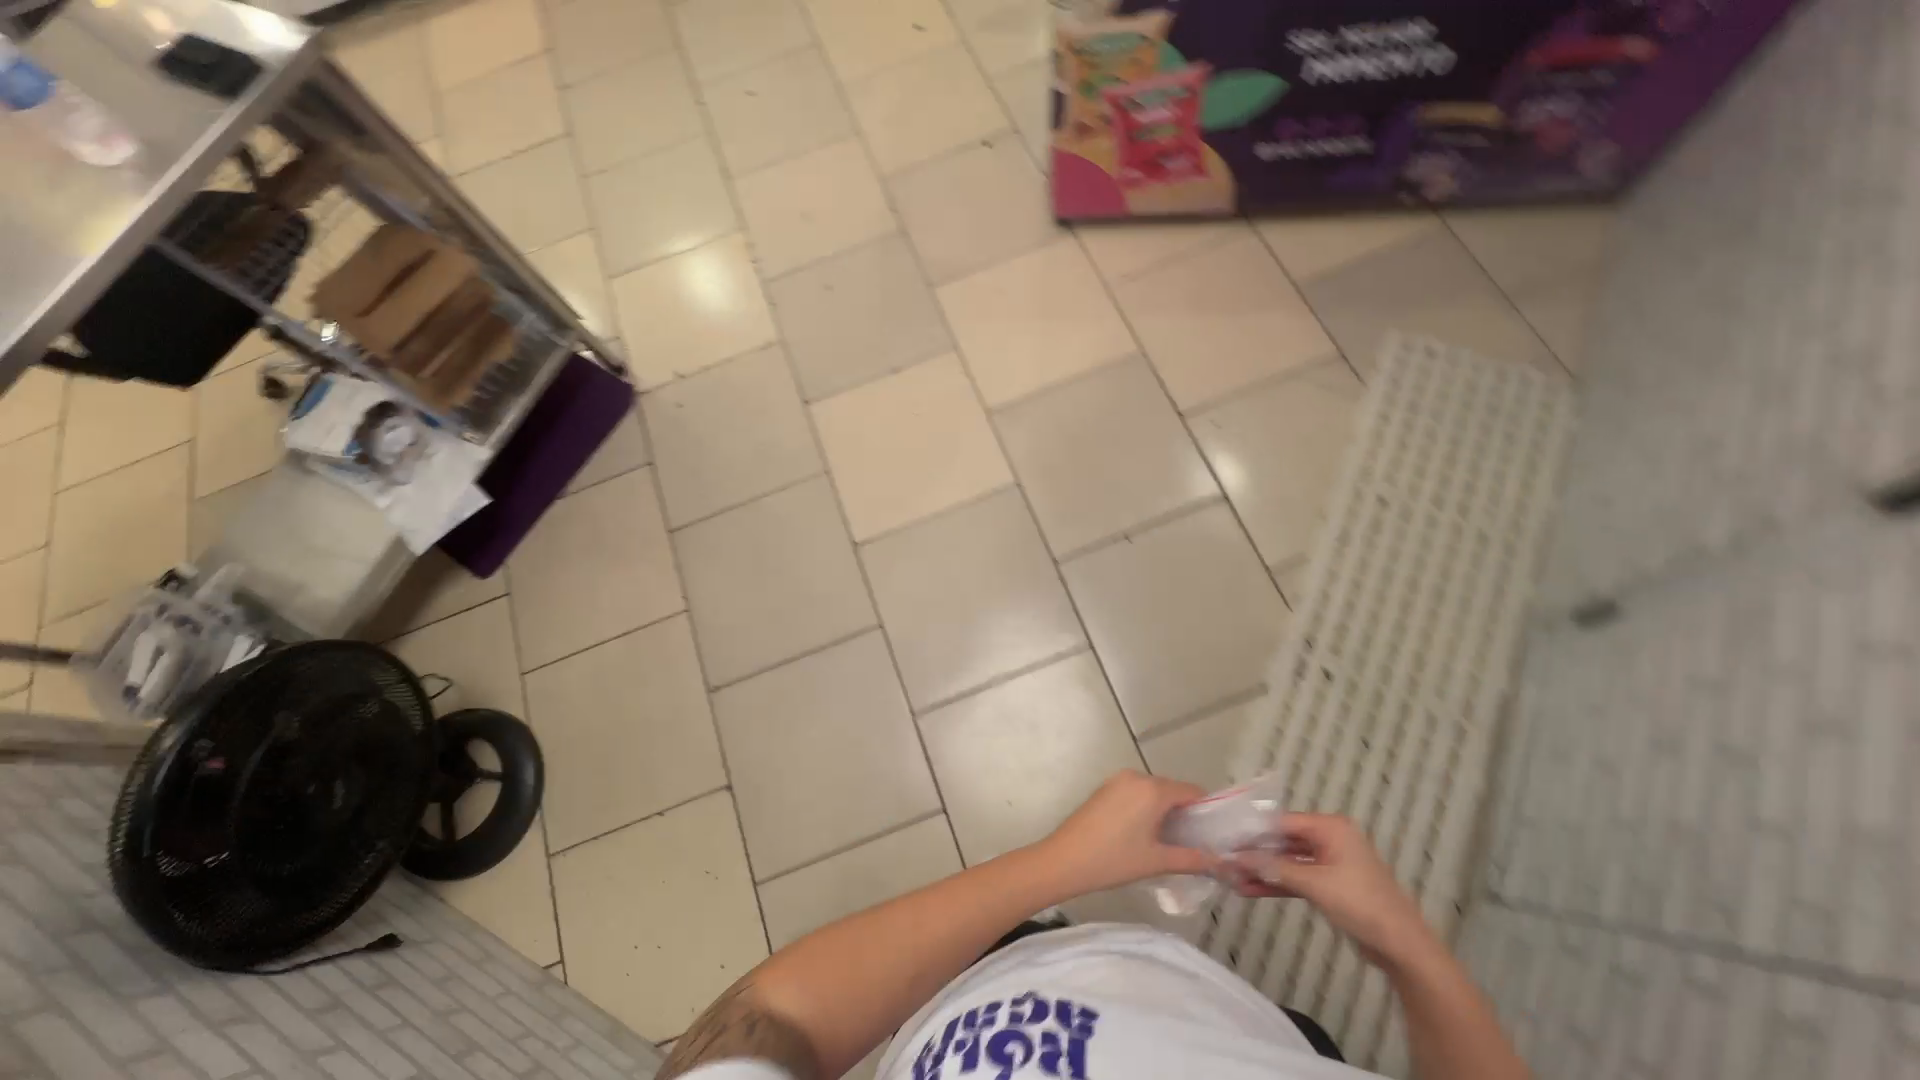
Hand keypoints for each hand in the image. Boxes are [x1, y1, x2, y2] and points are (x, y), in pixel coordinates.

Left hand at [1034, 771, 1220, 894]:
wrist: (1063, 860)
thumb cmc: (1113, 860)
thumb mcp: (1156, 861)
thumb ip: (1191, 858)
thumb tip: (1218, 861)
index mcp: (1152, 789)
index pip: (1192, 792)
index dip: (1206, 811)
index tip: (1213, 834)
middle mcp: (1136, 777)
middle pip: (1172, 790)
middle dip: (1185, 813)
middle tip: (1193, 842)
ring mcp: (1116, 781)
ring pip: (1152, 792)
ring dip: (1164, 811)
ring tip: (1169, 841)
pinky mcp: (1103, 789)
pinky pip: (1135, 793)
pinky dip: (1145, 808)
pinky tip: (1144, 834)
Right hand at [1227, 814, 1442, 971]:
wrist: (1400, 946)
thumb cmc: (1361, 904)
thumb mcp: (1315, 884)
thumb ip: (1275, 868)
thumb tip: (1237, 857)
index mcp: (1331, 828)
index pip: (1281, 821)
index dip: (1252, 831)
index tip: (1223, 839)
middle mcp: (1329, 838)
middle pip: (1282, 840)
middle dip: (1254, 852)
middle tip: (1222, 860)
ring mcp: (1328, 862)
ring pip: (1287, 861)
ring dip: (1262, 870)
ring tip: (1230, 878)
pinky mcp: (1328, 884)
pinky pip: (1295, 877)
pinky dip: (1276, 884)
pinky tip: (1249, 890)